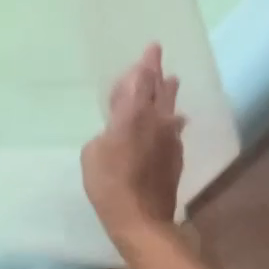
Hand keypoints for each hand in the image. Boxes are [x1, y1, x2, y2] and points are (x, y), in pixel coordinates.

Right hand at [83, 44, 185, 245]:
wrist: (141, 218)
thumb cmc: (109, 184)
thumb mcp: (92, 153)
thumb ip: (107, 133)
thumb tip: (119, 131)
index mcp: (133, 114)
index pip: (141, 81)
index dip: (145, 65)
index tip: (151, 50)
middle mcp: (156, 121)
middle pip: (160, 90)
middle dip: (158, 73)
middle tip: (158, 58)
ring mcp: (170, 139)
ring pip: (171, 108)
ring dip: (169, 95)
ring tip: (172, 83)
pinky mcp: (176, 157)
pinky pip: (174, 130)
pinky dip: (170, 121)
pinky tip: (172, 122)